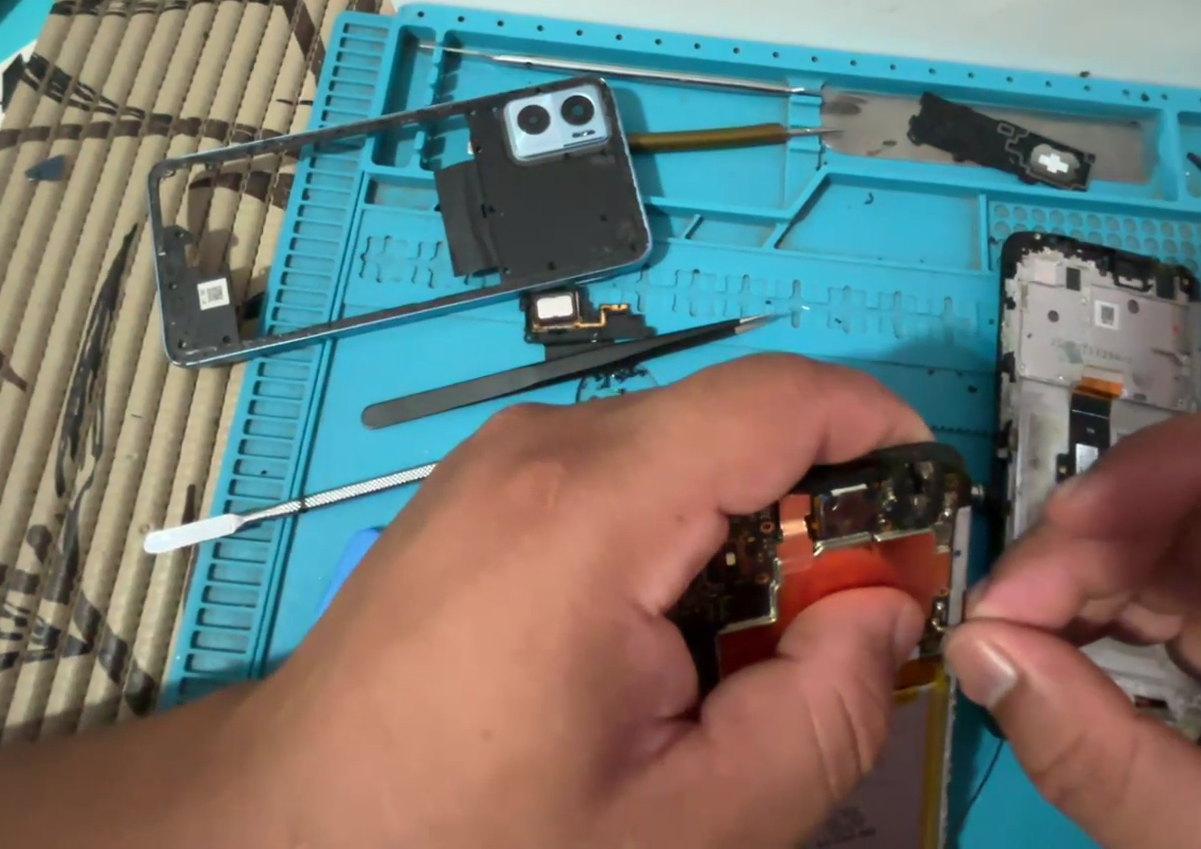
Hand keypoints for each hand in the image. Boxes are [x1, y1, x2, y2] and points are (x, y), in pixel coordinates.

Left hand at [236, 355, 933, 846]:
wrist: (276, 834)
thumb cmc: (465, 844)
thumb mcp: (687, 827)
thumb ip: (821, 712)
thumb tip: (882, 608)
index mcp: (593, 504)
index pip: (775, 397)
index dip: (873, 423)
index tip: (924, 496)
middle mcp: (544, 446)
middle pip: (728, 421)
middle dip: (814, 501)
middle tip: (844, 612)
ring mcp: (505, 454)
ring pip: (677, 447)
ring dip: (740, 522)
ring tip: (736, 643)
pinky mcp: (487, 480)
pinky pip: (617, 470)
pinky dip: (673, 526)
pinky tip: (655, 626)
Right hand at [945, 394, 1200, 847]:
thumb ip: (1116, 771)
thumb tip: (977, 652)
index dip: (1188, 462)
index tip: (1070, 519)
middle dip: (1097, 539)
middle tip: (1004, 609)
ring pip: (1179, 529)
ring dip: (1080, 571)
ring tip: (1012, 630)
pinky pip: (1169, 580)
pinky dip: (1095, 605)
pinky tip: (1050, 642)